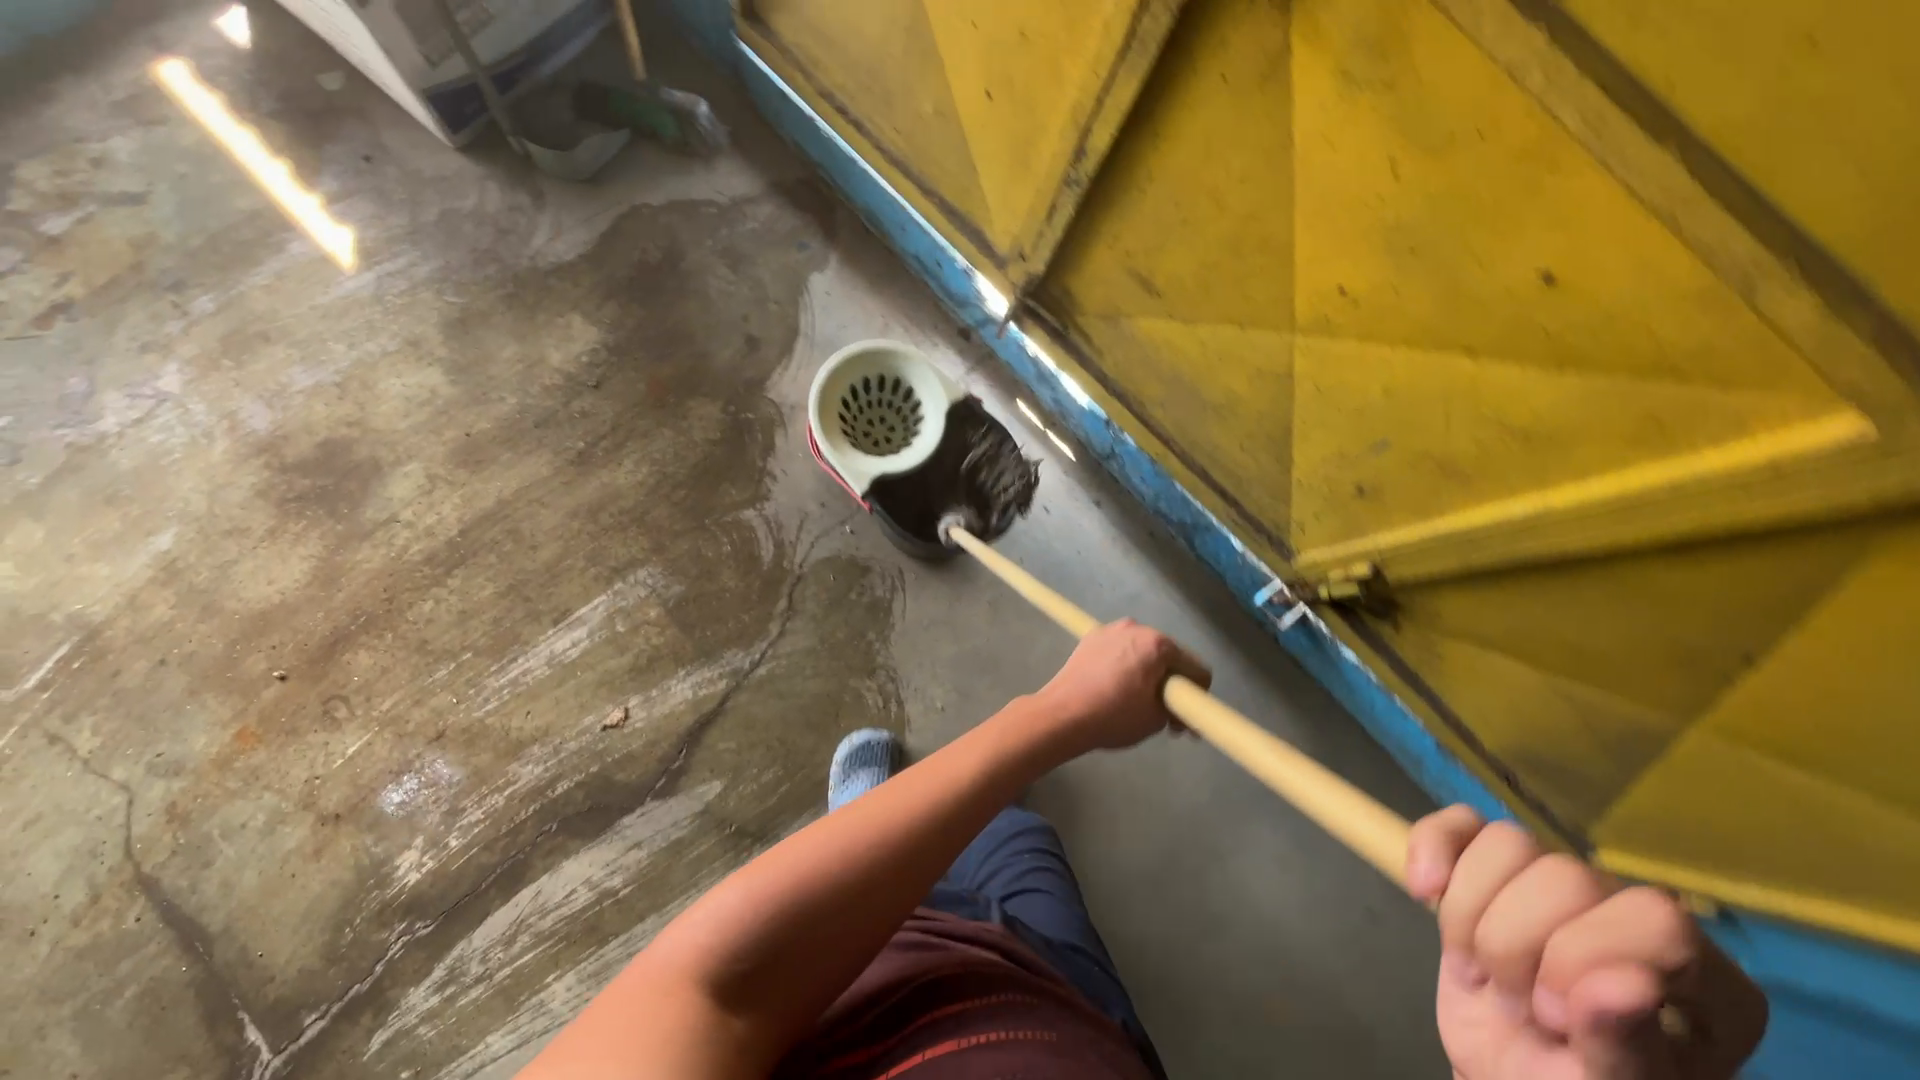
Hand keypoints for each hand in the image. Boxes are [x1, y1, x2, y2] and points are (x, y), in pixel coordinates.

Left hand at [1031, 618, 1210, 754]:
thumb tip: (1176, 708)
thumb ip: (1177, 708)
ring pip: (1143, 652)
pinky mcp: (1090, 638)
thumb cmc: (1114, 716)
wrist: (1061, 714)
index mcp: (1158, 644)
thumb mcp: (1157, 719)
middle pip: (1169, 657)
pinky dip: (1126, 667)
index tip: (1184, 719)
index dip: (1197, 696)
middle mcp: (1136, 627)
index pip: (1196, 668)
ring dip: (1148, 674)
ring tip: (1138, 703)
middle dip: (1171, 684)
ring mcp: (1110, 630)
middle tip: (1164, 715)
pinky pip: (1120, 652)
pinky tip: (1116, 689)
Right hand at [1407, 806, 1766, 1079]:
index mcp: (1695, 970)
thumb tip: (1627, 984)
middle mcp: (1627, 912)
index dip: (1585, 954)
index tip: (1554, 1016)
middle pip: (1566, 875)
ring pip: (1508, 845)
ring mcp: (1554, 886)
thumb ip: (1625, 1046)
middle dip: (1516, 946)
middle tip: (1517, 1007)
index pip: (1653, 917)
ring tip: (1480, 974)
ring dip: (1470, 917)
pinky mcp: (1489, 871)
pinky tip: (1425, 892)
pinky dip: (1432, 849)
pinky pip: (1460, 825)